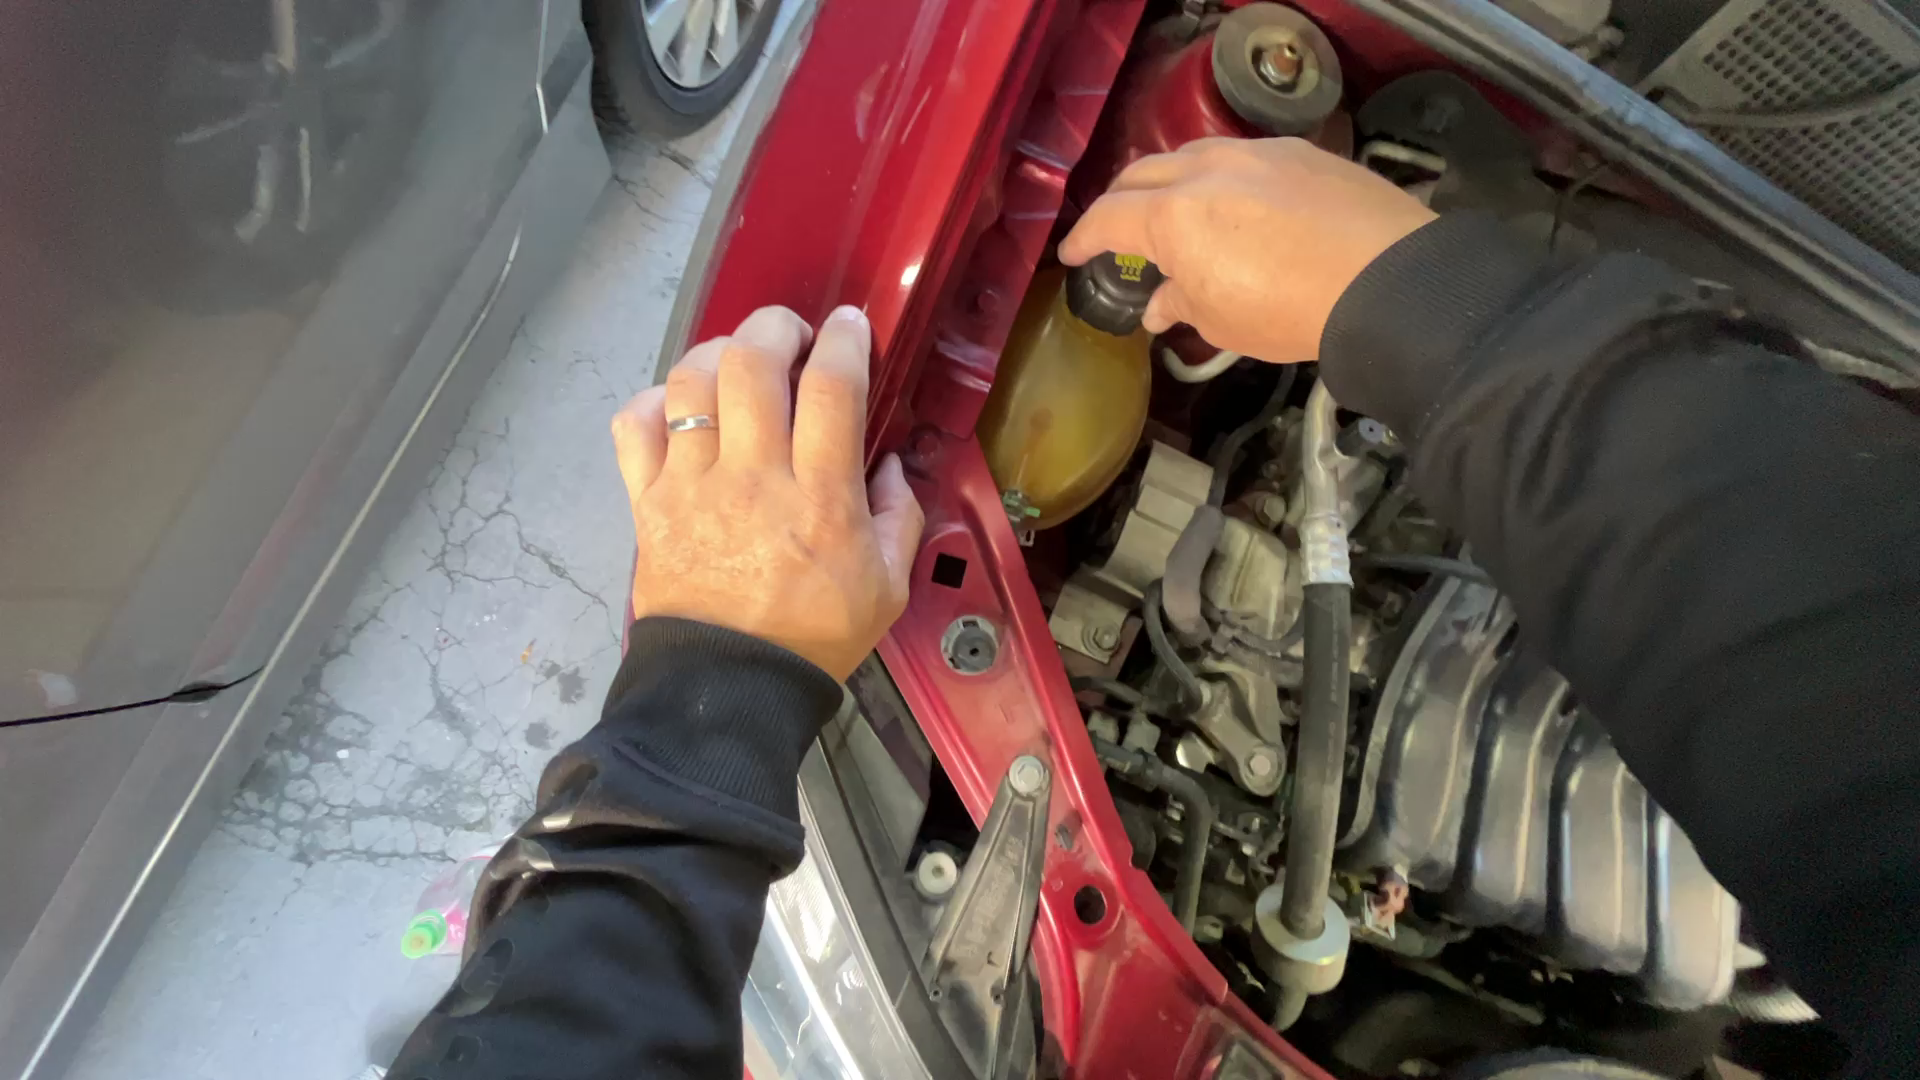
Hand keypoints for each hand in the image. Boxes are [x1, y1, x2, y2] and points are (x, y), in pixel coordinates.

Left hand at [610, 305, 924, 679]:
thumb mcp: (889, 584)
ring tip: (738, 363)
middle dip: (776, 326)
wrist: (732, 684)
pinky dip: (654, 400)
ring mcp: (692, 485)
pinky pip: (635, 425)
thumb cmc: (817, 633)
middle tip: (793, 335)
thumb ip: (901, 516)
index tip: (852, 326)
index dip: (845, 341)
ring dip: (718, 352)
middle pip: (752, 363)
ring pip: (691, 380)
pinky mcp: (648, 501)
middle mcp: (753, 476)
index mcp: (821, 496)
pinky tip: (680, 407)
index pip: (832, 389)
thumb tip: (886, 465)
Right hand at [1059, 137, 1436, 363]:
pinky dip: (1216, 177)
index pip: (1107, 219)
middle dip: (1118, 202)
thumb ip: (1178, 303)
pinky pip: (1238, 156)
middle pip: (1141, 174)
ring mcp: (1254, 153)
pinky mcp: (1298, 151)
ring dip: (1166, 182)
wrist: (1383, 279)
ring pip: (1188, 155)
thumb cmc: (1284, 309)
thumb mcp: (1218, 321)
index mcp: (1172, 217)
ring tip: (1170, 211)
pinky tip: (1231, 202)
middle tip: (1114, 230)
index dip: (1082, 239)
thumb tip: (1158, 305)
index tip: (1072, 254)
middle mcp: (1205, 171)